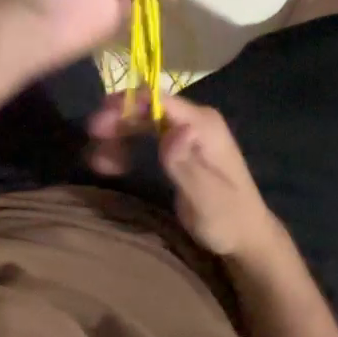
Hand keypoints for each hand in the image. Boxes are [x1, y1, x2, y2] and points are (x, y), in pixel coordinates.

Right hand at [87, 92, 282, 258]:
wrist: (246, 237)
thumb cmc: (228, 219)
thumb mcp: (206, 197)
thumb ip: (187, 164)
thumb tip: (176, 129)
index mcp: (203, 124)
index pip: (158, 100)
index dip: (125, 105)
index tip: (98, 125)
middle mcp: (194, 120)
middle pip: (146, 107)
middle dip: (116, 120)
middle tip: (91, 141)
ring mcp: (186, 132)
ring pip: (142, 120)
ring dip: (117, 135)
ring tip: (98, 162)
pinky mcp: (179, 146)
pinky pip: (146, 135)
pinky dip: (126, 146)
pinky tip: (110, 165)